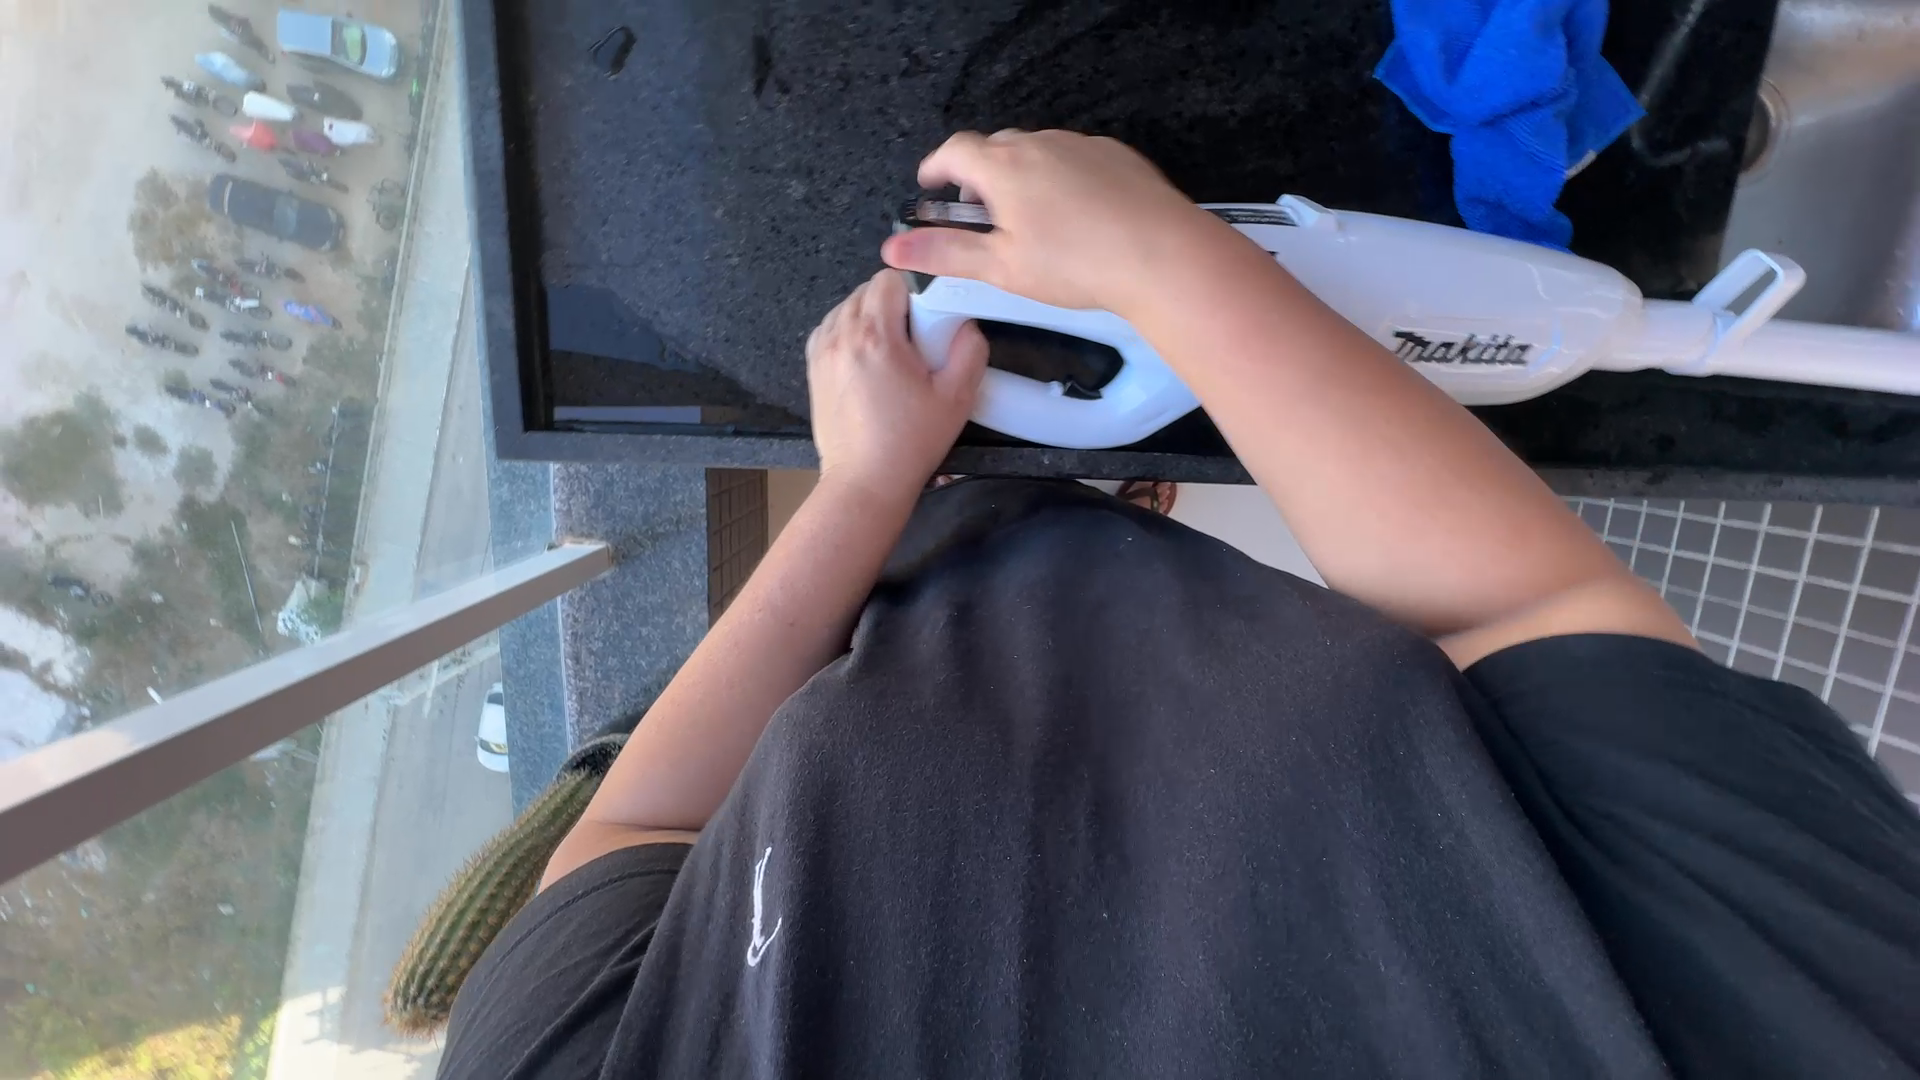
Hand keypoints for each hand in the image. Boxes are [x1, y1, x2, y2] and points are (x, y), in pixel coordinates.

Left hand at [806, 269, 988, 501]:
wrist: (865, 481)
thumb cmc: (911, 442)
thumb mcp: (957, 397)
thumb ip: (970, 350)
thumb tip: (965, 326)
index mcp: (875, 335)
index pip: (889, 280)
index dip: (913, 295)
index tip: (925, 326)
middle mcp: (841, 335)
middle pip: (865, 291)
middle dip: (892, 307)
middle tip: (912, 345)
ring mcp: (822, 353)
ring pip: (845, 308)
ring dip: (868, 319)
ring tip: (888, 357)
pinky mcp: (813, 370)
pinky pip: (830, 330)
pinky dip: (848, 334)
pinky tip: (865, 363)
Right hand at [880, 129, 1226, 316]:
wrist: (1157, 254)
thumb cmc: (1078, 263)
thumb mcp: (1001, 266)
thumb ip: (946, 253)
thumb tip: (896, 248)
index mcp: (1004, 169)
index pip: (955, 152)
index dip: (935, 167)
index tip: (929, 182)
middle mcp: (1041, 145)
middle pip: (995, 150)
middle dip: (977, 176)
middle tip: (976, 212)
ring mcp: (1080, 146)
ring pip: (1036, 153)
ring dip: (1020, 177)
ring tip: (1025, 220)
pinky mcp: (1114, 156)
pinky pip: (1073, 159)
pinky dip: (1059, 179)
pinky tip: (1070, 216)